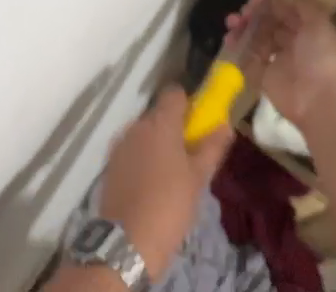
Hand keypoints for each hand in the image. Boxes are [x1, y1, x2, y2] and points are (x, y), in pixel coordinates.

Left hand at [96, 86, 232, 274]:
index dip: (188, 104)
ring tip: (171, 175)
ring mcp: (120, 144)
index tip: (199, 124)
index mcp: (160, 123)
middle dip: (174, 128)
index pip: (174, 94)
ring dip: (157, 144)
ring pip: (144, 133)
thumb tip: (225, 124)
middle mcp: (136, 126)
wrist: (127, 241)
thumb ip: (212, 147)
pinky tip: (151, 185)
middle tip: (189, 156)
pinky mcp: (110, 164)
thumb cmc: (170, 205)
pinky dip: (142, 158)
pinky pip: (131, 150)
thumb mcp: (198, 178)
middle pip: (158, 114)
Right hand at [226, 0, 335, 131]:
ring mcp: (279, 62)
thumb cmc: (324, 57)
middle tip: (242, 12)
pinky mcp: (265, 79)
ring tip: (231, 24)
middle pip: (270, 24)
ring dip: (244, 30)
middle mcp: (295, 44)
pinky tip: (230, 41)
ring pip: (257, 40)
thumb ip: (302, 5)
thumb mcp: (320, 24)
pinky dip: (238, 50)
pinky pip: (249, 61)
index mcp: (310, 30)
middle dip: (255, 15)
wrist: (323, 103)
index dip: (271, 2)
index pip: (286, 10)